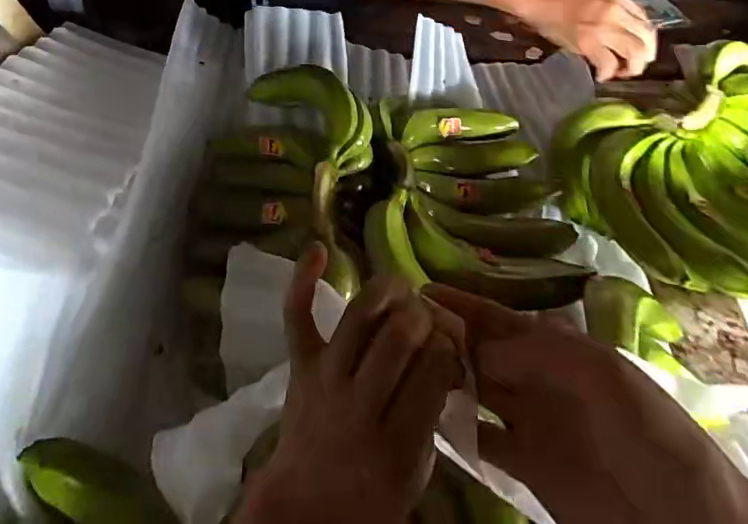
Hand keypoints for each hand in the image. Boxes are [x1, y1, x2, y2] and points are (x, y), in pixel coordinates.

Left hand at [237, 248, 466, 523]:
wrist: (304, 511)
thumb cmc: (373, 491)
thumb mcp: (418, 467)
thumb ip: (433, 410)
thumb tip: (448, 352)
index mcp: (396, 441)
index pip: (434, 366)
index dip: (450, 347)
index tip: (450, 352)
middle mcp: (358, 404)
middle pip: (400, 334)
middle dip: (424, 318)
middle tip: (427, 325)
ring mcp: (324, 379)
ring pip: (359, 316)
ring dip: (388, 293)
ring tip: (402, 293)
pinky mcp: (300, 365)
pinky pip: (297, 317)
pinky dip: (303, 280)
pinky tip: (320, 249)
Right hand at [426, 284, 747, 523]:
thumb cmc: (656, 439)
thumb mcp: (607, 380)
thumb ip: (545, 355)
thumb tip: (481, 341)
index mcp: (562, 349)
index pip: (502, 319)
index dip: (464, 304)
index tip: (419, 291)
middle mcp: (542, 379)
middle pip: (484, 351)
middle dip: (445, 337)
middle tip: (394, 330)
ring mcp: (535, 424)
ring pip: (478, 391)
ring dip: (445, 378)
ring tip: (399, 368)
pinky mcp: (531, 468)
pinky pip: (485, 440)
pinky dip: (457, 428)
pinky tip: (427, 420)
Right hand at [513, 0, 656, 80]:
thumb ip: (611, 5)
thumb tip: (620, 25)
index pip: (645, 19)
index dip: (644, 38)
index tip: (635, 47)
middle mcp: (616, 10)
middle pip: (646, 38)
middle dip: (645, 55)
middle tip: (633, 64)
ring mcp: (603, 27)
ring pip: (636, 53)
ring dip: (633, 67)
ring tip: (621, 72)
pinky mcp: (588, 43)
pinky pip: (609, 64)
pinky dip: (608, 73)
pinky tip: (601, 75)